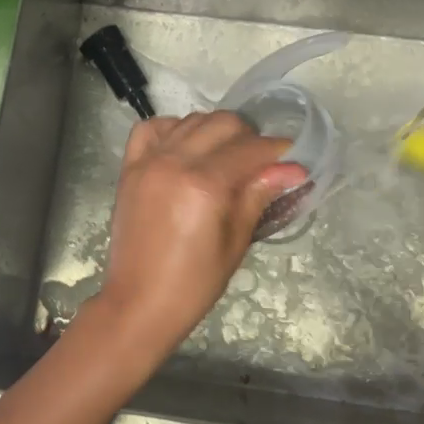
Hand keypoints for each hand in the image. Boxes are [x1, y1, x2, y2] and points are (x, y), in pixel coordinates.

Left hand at [88, 111, 305, 359]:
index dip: (279, 151)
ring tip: (226, 159)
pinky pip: (152, 128)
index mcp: (205, 185)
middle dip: (249, 138)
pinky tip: (185, 148)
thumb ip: (259, 196)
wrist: (139, 303)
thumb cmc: (193, 284)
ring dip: (215, 132)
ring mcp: (148, 161)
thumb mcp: (236, 242)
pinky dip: (173, 129)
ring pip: (192, 120)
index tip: (293, 160)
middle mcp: (175, 162)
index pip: (252, 149)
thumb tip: (293, 168)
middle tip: (259, 164)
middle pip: (223, 123)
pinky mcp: (130, 167)